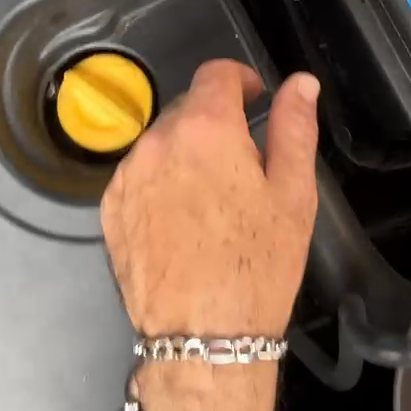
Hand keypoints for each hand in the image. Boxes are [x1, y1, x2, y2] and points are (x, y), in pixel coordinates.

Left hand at [101, 61, 320, 410]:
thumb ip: (294, 127)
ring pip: (163, 141)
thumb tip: (301, 82)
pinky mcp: (109, 206)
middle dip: (217, 124)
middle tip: (243, 170)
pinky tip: (182, 221)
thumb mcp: (292, 193)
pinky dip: (161, 181)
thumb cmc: (257, 264)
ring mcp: (127, 174)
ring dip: (187, 153)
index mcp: (205, 128)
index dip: (242, 80)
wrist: (202, 337)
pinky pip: (140, 173)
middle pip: (189, 108)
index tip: (256, 101)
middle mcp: (156, 140)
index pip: (217, 72)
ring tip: (212, 203)